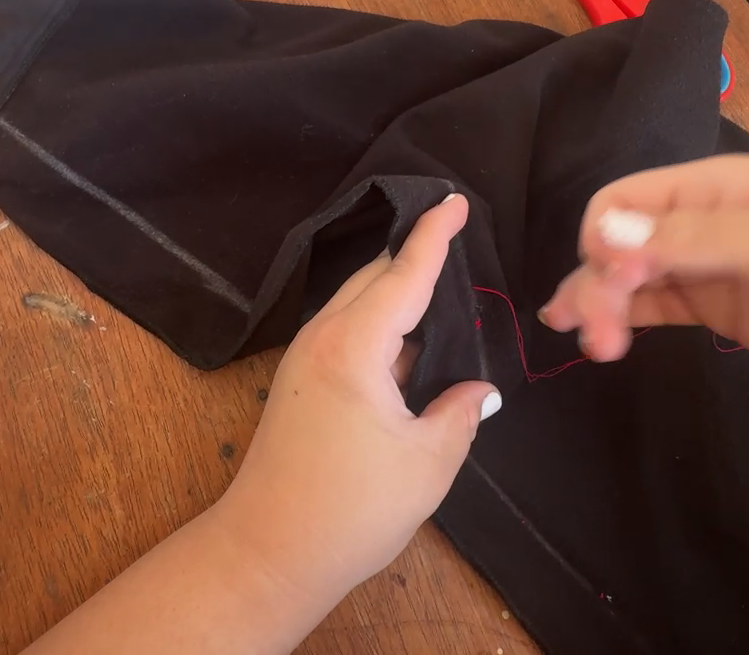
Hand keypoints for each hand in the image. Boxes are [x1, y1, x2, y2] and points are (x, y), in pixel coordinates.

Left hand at [213, 194, 500, 602]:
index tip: (455, 200)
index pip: (404, 274)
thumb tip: (479, 389)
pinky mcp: (298, 376)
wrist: (270, 547)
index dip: (434, 236)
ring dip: (397, 293)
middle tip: (459, 247)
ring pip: (358, 303)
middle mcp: (323, 336)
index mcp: (355, 345)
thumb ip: (458, 413)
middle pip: (375, 278)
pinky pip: (346, 329)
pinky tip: (408, 348)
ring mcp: (304, 354)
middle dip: (416, 258)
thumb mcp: (426, 463)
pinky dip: (380, 324)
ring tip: (443, 297)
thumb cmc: (351, 507)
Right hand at [539, 155, 748, 393]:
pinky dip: (624, 317)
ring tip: (593, 344)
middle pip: (618, 242)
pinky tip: (601, 339)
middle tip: (598, 337)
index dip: (602, 238)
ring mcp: (708, 265)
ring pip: (628, 276)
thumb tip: (601, 232)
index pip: (625, 200)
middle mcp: (699, 220)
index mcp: (713, 187)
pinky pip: (655, 304)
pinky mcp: (719, 306)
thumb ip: (692, 236)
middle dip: (598, 283)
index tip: (611, 284)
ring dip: (601, 303)